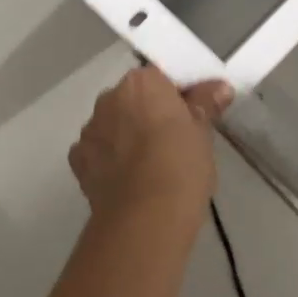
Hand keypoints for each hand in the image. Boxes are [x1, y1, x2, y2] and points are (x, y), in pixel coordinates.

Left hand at [69, 66, 232, 220]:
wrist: (145, 218)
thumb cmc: (181, 166)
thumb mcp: (203, 133)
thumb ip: (206, 104)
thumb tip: (219, 87)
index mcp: (141, 83)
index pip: (160, 79)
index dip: (176, 97)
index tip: (191, 118)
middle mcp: (109, 98)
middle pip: (132, 100)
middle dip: (147, 115)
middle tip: (173, 144)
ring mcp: (89, 129)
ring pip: (112, 125)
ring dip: (125, 137)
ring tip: (148, 168)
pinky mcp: (77, 161)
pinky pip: (97, 153)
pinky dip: (109, 162)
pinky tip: (126, 182)